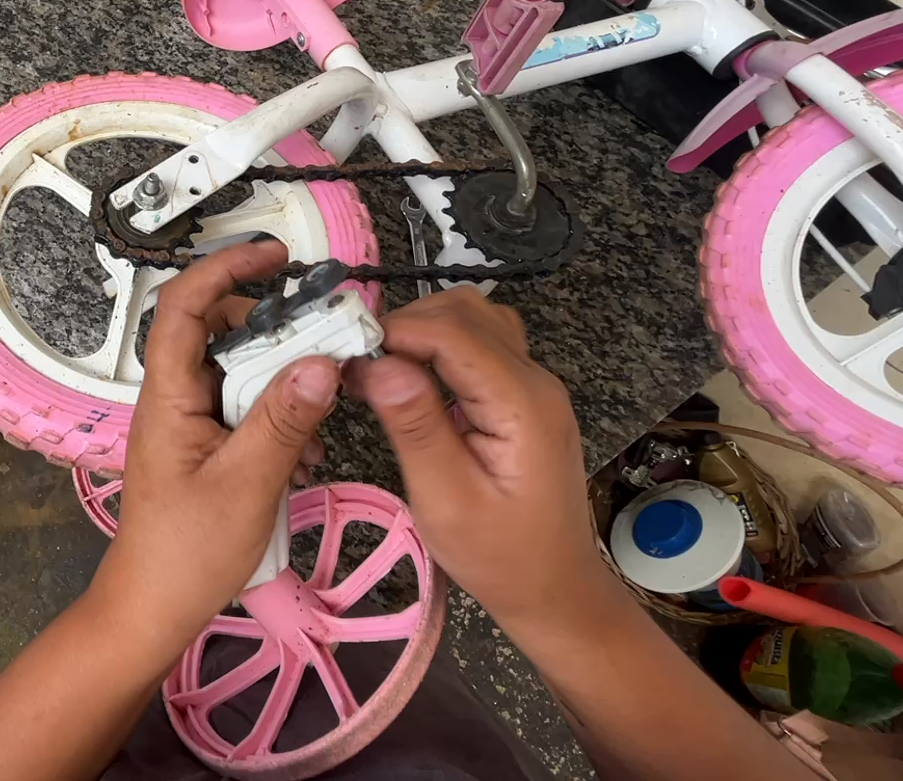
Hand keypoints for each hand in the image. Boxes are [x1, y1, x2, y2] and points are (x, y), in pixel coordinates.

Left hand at [89, 241, 341, 663]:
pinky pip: (244, 404)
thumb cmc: (188, 550)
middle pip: (217, 330)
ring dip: (281, 379)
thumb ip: (282, 421)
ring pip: (237, 368)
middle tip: (322, 339)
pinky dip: (278, 413)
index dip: (223, 269)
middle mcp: (175, 394)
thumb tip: (322, 361)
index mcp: (168, 394)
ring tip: (318, 409)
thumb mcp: (246, 484)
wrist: (156, 605)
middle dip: (271, 328)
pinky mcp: (206, 439)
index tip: (273, 255)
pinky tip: (303, 451)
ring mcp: (190, 417)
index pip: (182, 307)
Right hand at [343, 289, 615, 629]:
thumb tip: (377, 362)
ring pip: (471, 316)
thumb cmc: (498, 555)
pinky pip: (477, 340)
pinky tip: (410, 373)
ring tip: (380, 365)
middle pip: (463, 312)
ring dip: (420, 327)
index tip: (348, 355)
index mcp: (521, 403)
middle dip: (403, 325)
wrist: (555, 591)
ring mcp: (531, 382)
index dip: (395, 331)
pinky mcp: (519, 392)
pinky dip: (436, 341)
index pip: (452, 331)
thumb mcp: (446, 499)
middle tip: (359, 363)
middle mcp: (533, 379)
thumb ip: (415, 425)